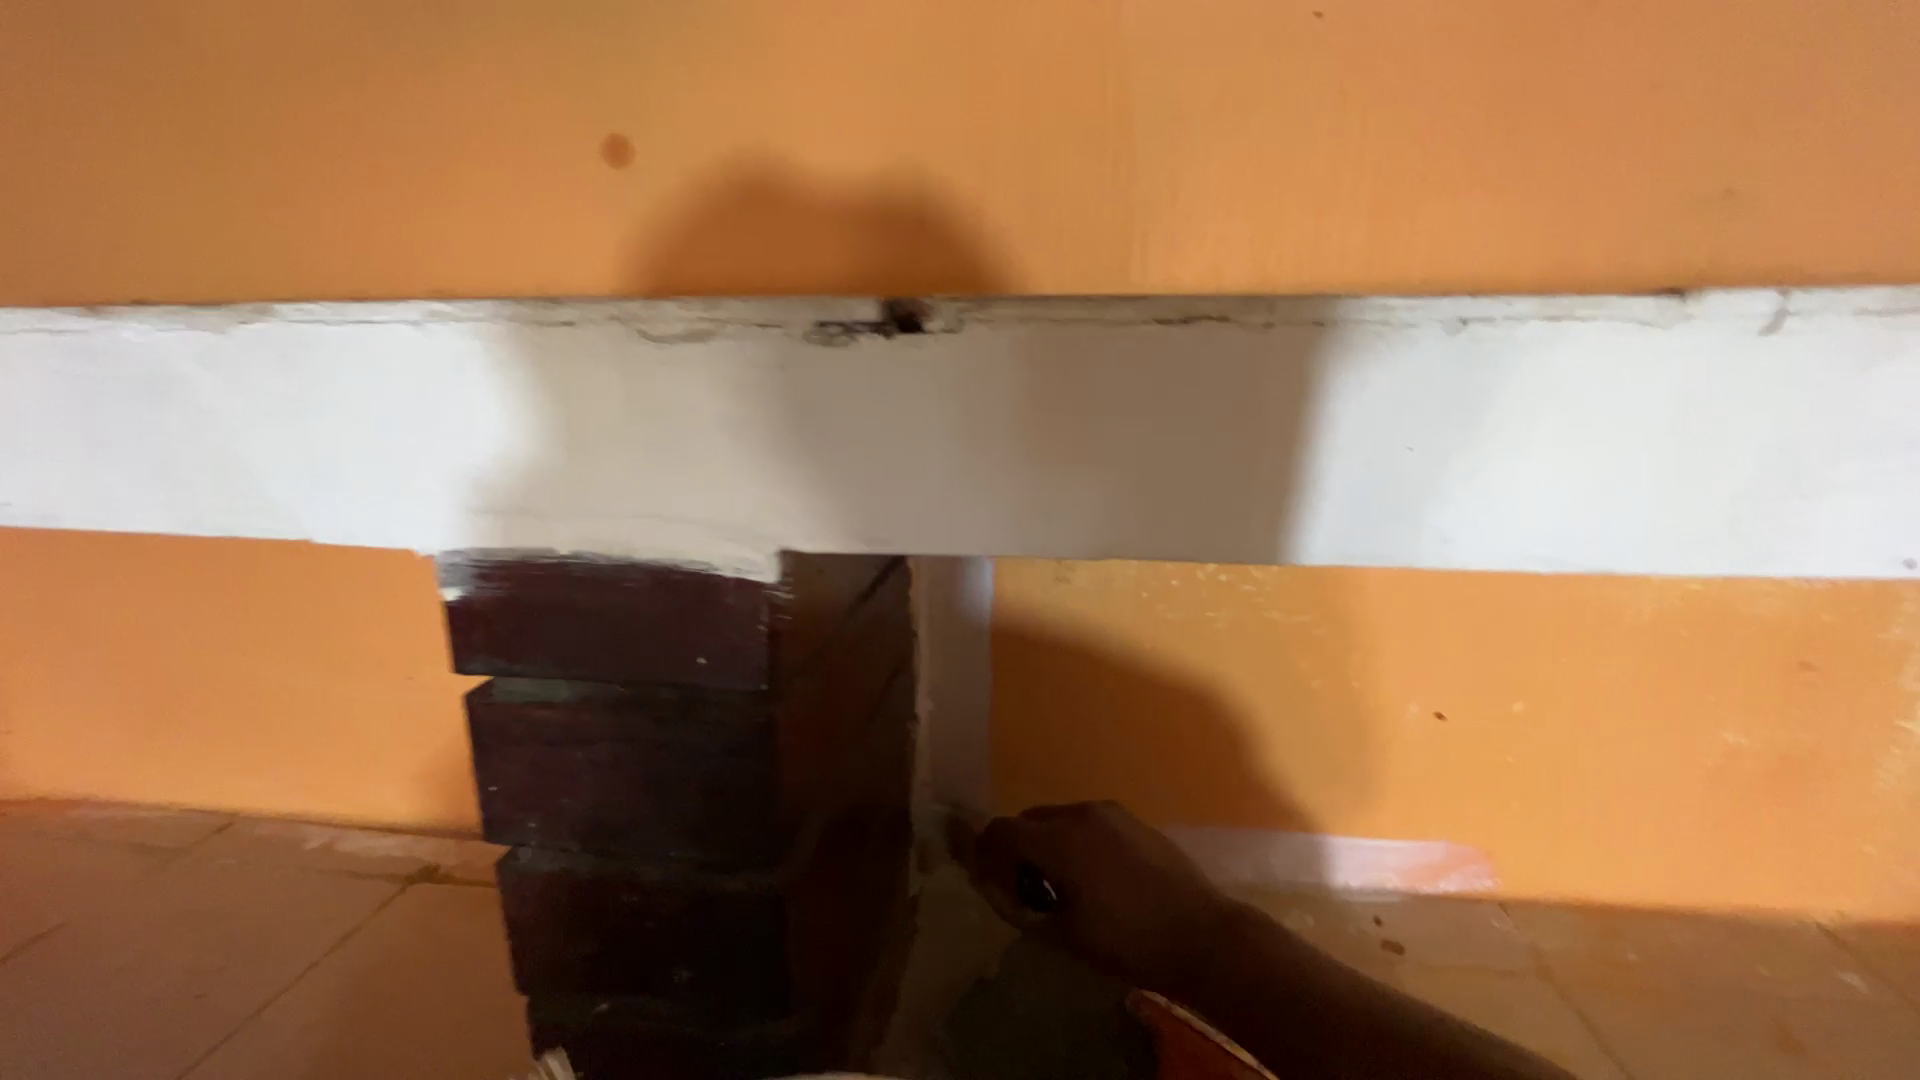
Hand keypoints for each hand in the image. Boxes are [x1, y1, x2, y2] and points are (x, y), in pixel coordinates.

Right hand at [949, 800, 1244, 994]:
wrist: (1202, 935)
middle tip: (1023, 888)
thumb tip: (985, 881)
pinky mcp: (1132, 819)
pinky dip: (1074, 840)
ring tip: (1061, 884)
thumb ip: (1013, 903)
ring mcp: (1110, 812)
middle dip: (1016, 849)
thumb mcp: (1060, 933)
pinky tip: (1092, 876)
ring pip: (1058, 819)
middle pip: (1028, 820)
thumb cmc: (1126, 943)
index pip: (1000, 830)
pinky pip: (1086, 822)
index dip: (982, 850)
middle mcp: (1080, 813)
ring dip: (1046, 843)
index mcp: (1059, 840)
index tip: (984, 876)